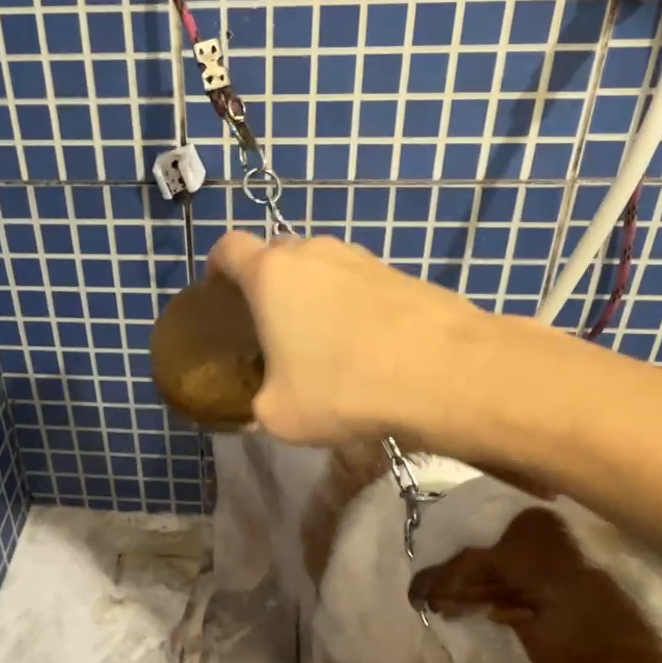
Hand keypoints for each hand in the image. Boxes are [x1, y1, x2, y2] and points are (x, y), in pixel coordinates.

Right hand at [208, 231, 487, 447]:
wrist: (444, 373)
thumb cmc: (343, 387)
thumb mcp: (280, 415)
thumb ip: (258, 404)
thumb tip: (263, 405)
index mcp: (271, 274)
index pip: (228, 247)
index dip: (216, 266)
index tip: (218, 293)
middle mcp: (312, 252)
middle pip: (276, 254)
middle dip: (267, 283)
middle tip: (271, 326)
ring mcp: (360, 257)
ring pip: (320, 267)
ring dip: (313, 294)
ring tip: (322, 340)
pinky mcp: (398, 272)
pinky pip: (358, 282)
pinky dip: (350, 304)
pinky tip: (365, 345)